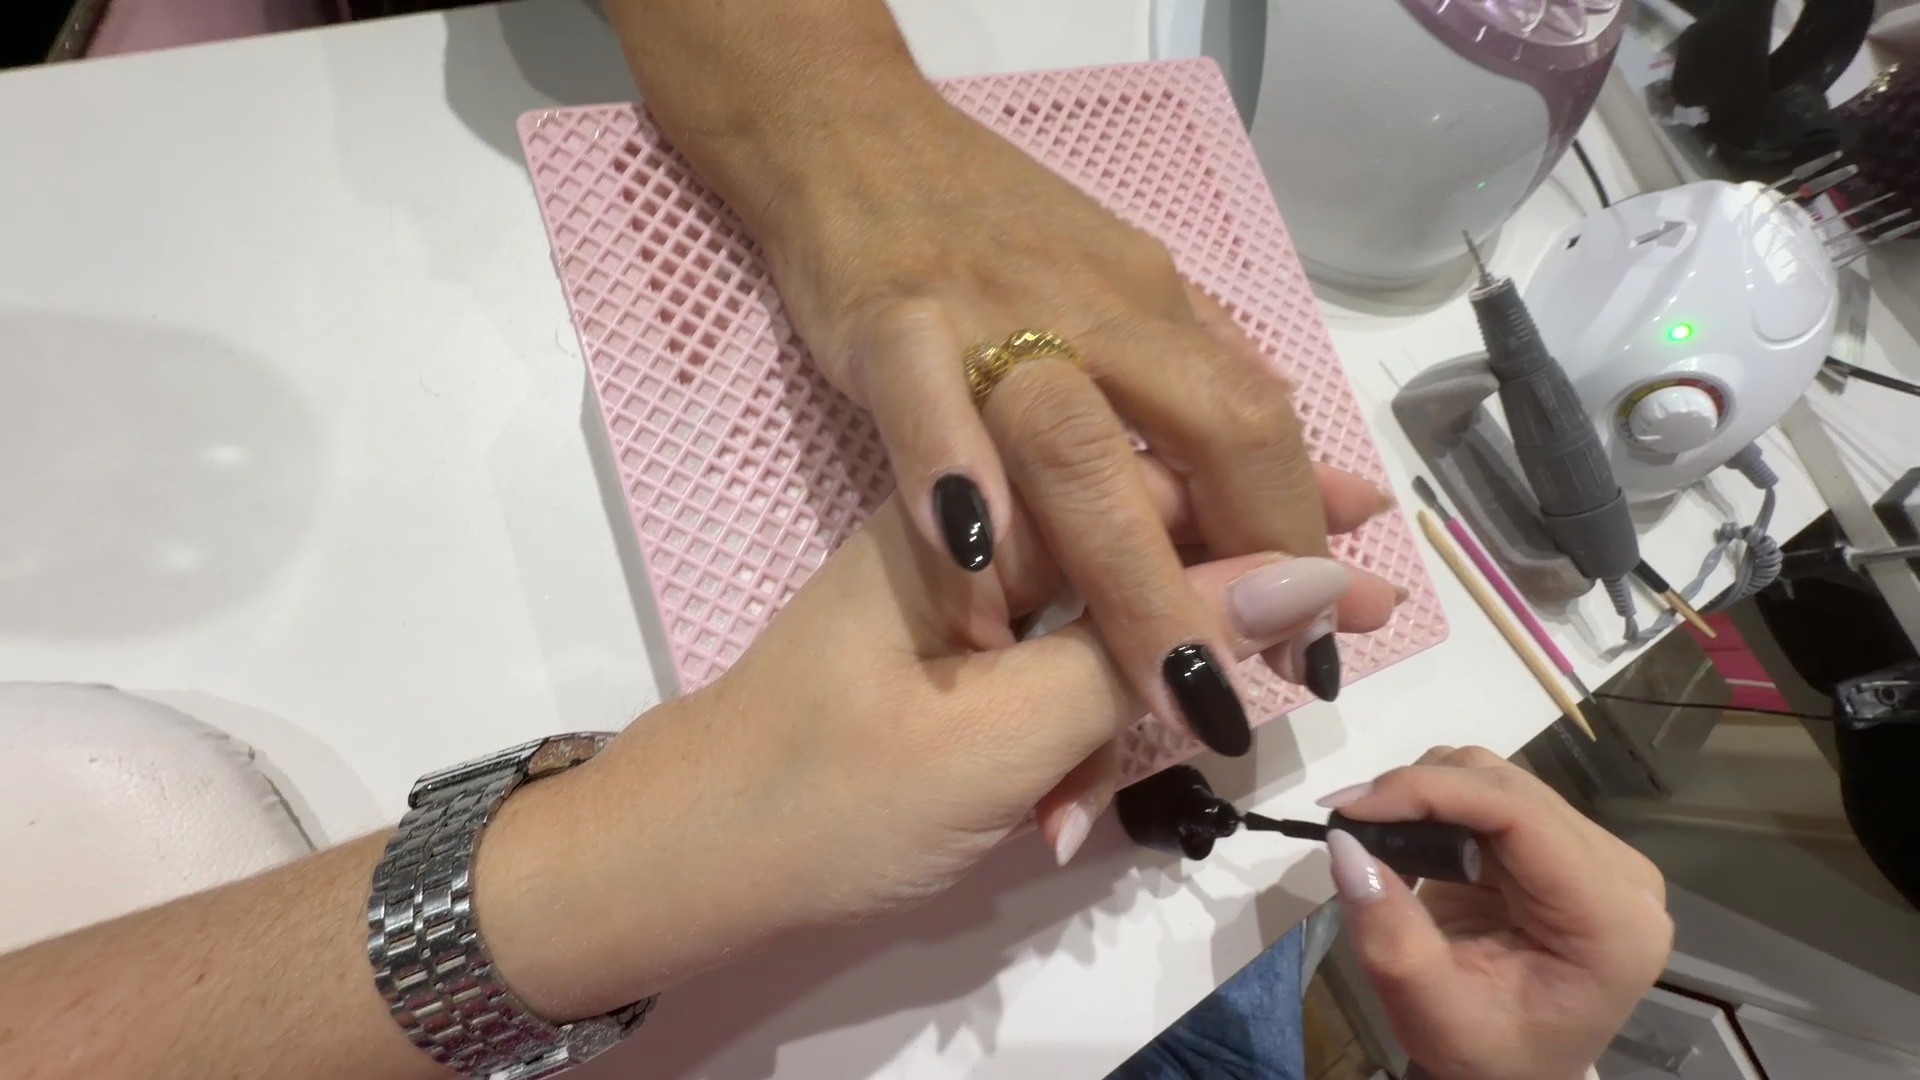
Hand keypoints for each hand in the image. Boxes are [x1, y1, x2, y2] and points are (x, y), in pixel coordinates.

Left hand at [478, 479, 1398, 1022]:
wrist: (689, 847)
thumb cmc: (827, 798)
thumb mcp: (993, 735)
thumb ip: (1135, 656)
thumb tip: (1293, 584)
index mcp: (974, 521)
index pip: (1148, 494)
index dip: (1264, 528)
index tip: (1369, 562)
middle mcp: (975, 529)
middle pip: (1139, 529)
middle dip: (1245, 577)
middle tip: (1348, 612)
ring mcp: (964, 583)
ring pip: (1106, 589)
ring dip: (1180, 643)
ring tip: (1263, 676)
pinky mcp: (955, 637)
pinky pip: (1061, 637)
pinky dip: (1111, 687)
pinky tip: (1152, 720)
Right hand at [738, 86, 1387, 757]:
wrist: (860, 143)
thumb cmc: (992, 232)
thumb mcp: (1117, 291)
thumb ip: (1198, 376)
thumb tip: (1297, 464)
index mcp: (1155, 309)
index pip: (1258, 423)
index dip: (1301, 533)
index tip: (1321, 634)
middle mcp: (1096, 310)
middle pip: (1203, 433)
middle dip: (1245, 577)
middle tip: (1253, 696)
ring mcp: (991, 313)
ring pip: (1076, 436)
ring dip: (1129, 570)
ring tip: (1166, 687)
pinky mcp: (891, 316)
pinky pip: (926, 398)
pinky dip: (953, 475)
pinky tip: (977, 562)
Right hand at [1321, 747, 1672, 1079]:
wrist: (1516, 1070)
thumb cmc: (1486, 1051)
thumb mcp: (1430, 1012)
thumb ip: (1390, 935)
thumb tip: (1344, 843)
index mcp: (1608, 920)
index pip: (1517, 812)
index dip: (1427, 791)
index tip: (1349, 809)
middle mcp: (1615, 873)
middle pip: (1500, 783)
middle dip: (1413, 790)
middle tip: (1348, 822)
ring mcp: (1589, 853)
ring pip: (1486, 773)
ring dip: (1419, 791)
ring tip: (1378, 835)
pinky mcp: (1554, 843)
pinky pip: (1480, 788)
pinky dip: (1429, 798)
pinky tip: (1408, 836)